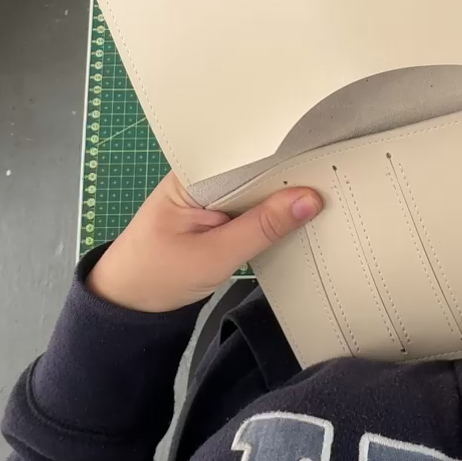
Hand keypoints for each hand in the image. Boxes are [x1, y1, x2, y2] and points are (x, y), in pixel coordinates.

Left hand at [87, 173, 321, 311]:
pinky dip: (272, 210)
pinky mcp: (219, 213)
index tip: (324, 153)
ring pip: (257, 185)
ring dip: (284, 192)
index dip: (285, 152)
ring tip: (328, 185)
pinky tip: (299, 210)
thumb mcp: (214, 256)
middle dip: (290, 171)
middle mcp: (204, 175)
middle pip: (255, 165)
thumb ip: (262, 227)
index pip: (247, 151)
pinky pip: (252, 203)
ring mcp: (212, 194)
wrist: (125, 310)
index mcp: (194, 172)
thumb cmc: (157, 277)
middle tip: (336, 170)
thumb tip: (310, 199)